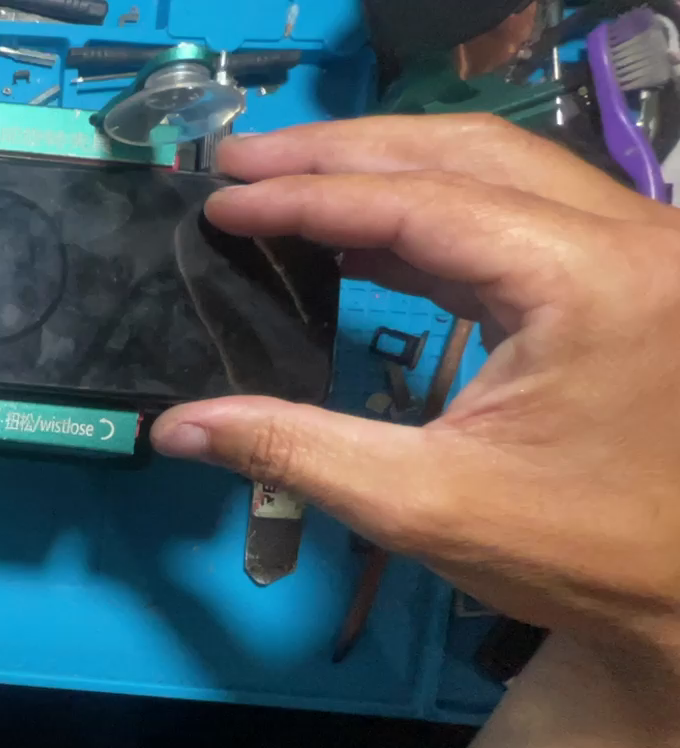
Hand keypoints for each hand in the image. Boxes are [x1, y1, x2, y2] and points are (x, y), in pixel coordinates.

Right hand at [152, 116, 679, 660]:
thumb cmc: (576, 546)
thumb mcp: (413, 501)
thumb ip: (286, 449)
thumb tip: (173, 427)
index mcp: (590, 281)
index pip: (419, 205)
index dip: (305, 197)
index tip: (220, 200)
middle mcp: (626, 239)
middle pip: (462, 153)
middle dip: (337, 150)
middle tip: (236, 158)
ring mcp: (626, 255)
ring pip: (485, 171)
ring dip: (371, 167)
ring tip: (276, 176)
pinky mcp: (607, 283)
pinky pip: (494, 220)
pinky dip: (406, 214)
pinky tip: (341, 234)